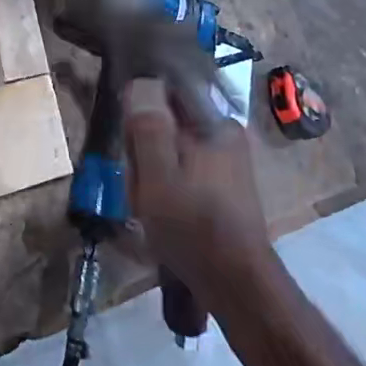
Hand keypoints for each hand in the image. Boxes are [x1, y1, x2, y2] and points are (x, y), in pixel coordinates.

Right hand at [122, 75, 272, 296]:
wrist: (236, 282)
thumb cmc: (192, 225)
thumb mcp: (158, 176)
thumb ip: (148, 128)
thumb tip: (142, 82)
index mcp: (214, 121)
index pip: (170, 90)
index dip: (143, 108)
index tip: (129, 137)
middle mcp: (226, 132)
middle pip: (171, 122)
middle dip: (148, 148)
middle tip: (138, 183)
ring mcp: (230, 159)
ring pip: (176, 150)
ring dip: (156, 173)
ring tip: (148, 205)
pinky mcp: (228, 185)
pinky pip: (188, 171)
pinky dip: (171, 187)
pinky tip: (164, 215)